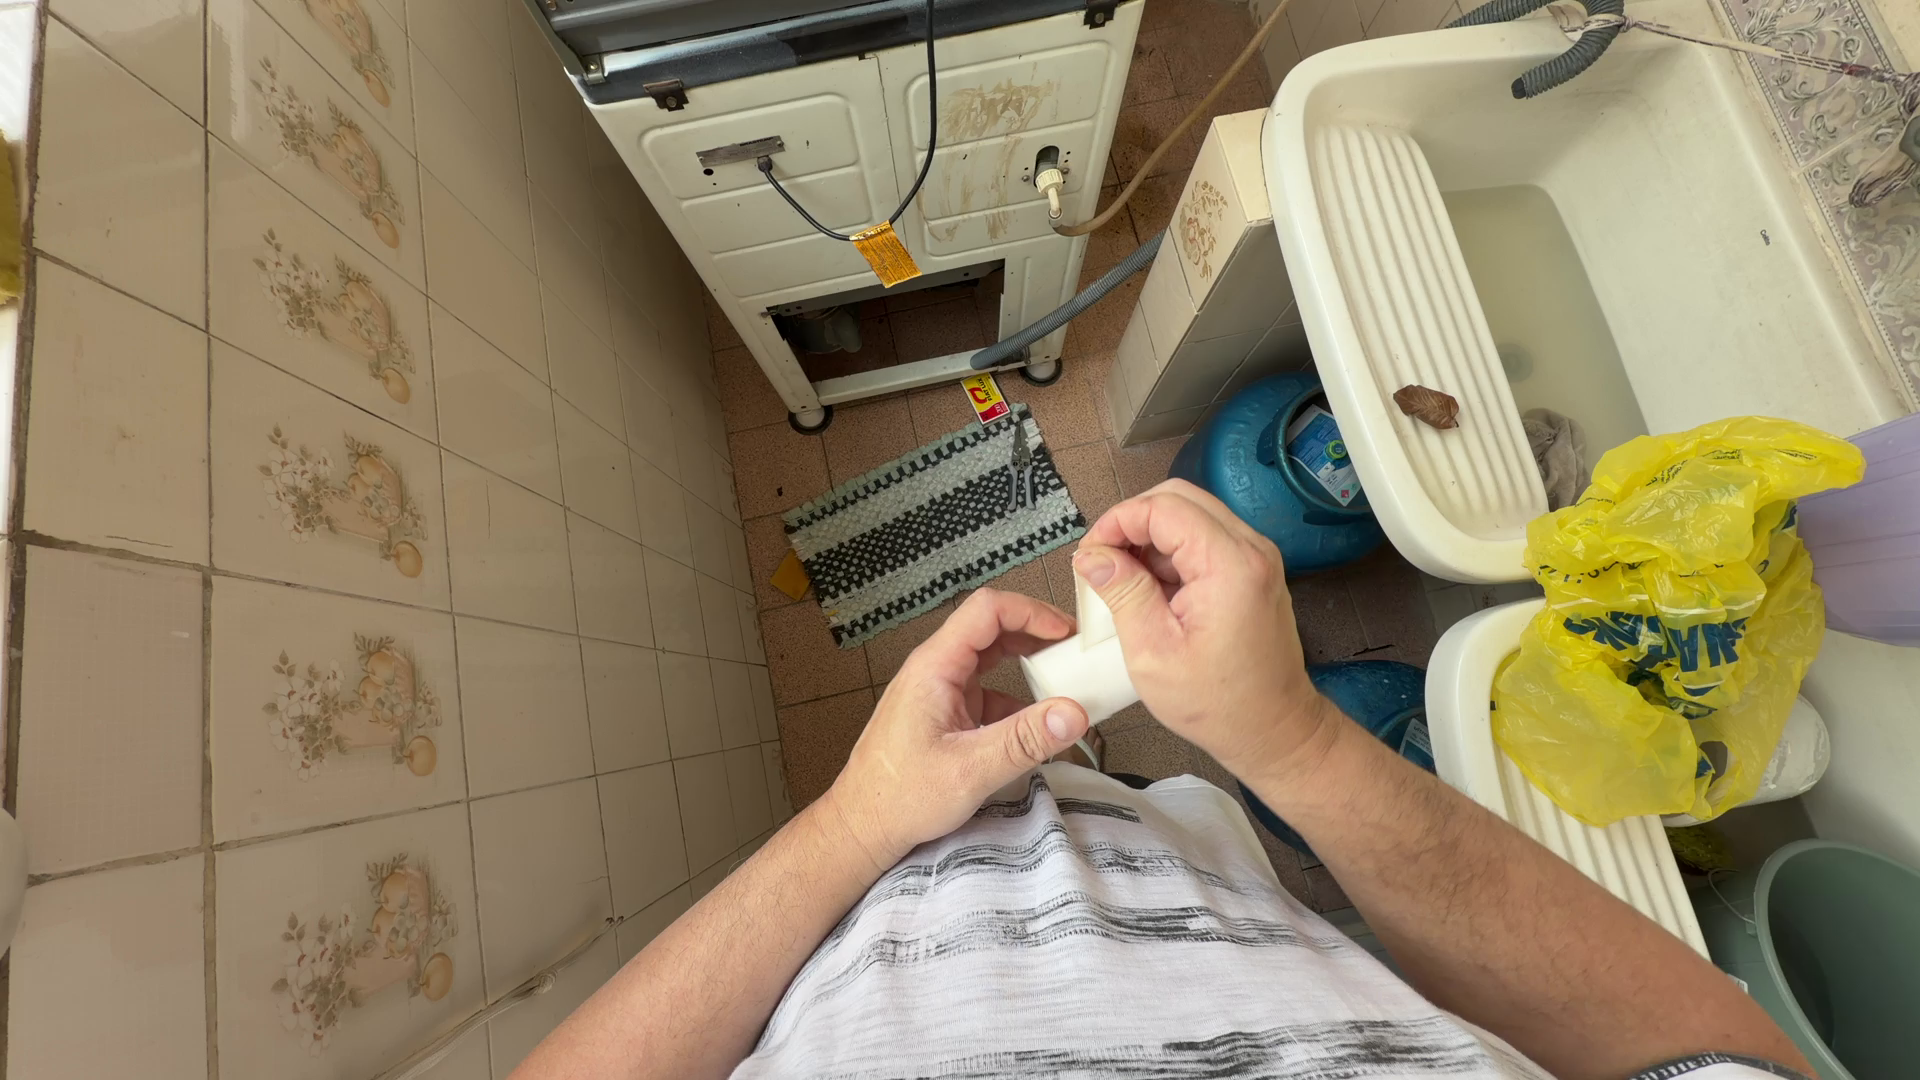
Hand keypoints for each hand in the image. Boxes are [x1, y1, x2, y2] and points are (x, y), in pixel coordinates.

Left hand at [822, 588, 1091, 871]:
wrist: (862, 825)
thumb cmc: (898, 797)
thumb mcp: (970, 770)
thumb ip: (1025, 740)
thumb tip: (1073, 715)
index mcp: (935, 667)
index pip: (987, 610)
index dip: (1030, 612)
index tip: (1064, 631)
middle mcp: (936, 669)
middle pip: (992, 626)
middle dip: (1036, 631)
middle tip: (1072, 648)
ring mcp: (941, 688)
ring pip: (991, 656)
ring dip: (1028, 662)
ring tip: (1063, 676)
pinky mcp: (947, 710)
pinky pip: (988, 688)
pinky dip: (1017, 697)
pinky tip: (1037, 721)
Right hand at [1072, 479, 1339, 783]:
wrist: (1273, 730)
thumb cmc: (1218, 703)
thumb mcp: (1152, 652)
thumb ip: (1122, 593)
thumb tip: (1091, 556)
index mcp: (1229, 565)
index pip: (1163, 507)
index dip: (1117, 521)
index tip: (1091, 553)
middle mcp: (1250, 549)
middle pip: (1177, 498)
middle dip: (1130, 521)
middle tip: (1101, 558)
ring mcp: (1253, 556)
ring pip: (1188, 513)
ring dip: (1148, 536)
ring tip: (1121, 577)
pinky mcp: (1249, 568)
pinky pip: (1201, 537)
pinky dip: (1167, 551)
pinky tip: (1147, 586)